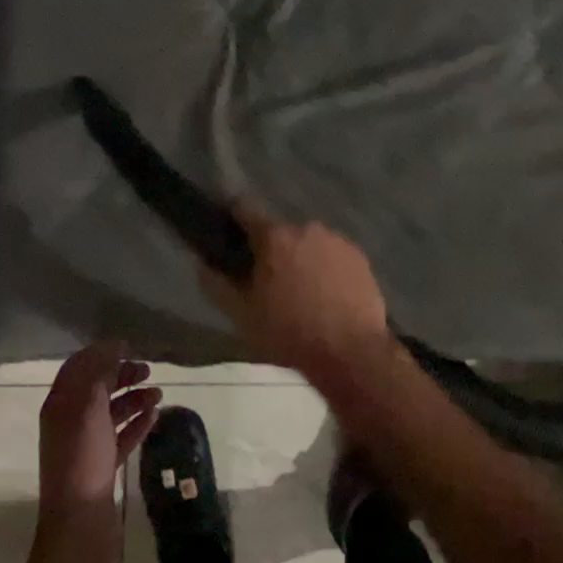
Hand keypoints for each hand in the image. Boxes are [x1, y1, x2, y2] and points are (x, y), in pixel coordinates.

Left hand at [26, 343, 161, 562]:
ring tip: (158, 393)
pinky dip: (137, 423)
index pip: (78, 366)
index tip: (128, 344)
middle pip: (97, 387)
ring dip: (134, 398)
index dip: (101, 352)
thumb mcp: (88, 405)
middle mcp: (70, 419)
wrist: (79, 517)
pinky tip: (154, 416)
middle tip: (148, 369)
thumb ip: (100, 373)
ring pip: (112, 412)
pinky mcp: (102, 463)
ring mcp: (87, 443)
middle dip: (122, 374)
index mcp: (60, 402)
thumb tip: (114, 345)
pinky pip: (121, 436)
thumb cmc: (82, 455)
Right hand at [200, 203, 391, 378]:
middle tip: (269, 281)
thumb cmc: (290, 333)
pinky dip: (326, 268)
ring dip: (301, 258)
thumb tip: (203, 264)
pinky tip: (328, 296)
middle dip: (272, 249)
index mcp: (274, 236)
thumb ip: (217, 285)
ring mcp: (337, 240)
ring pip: (309, 243)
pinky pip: (333, 255)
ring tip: (303, 293)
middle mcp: (306, 228)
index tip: (227, 231)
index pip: (244, 208)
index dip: (232, 217)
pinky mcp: (360, 257)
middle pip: (280, 231)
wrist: (351, 353)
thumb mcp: (243, 315)